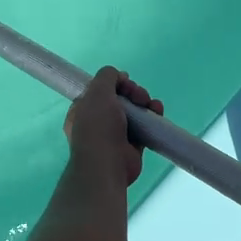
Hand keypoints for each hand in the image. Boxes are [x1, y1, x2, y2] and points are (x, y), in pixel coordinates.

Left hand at [63, 68, 162, 186]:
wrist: (107, 164)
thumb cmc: (97, 127)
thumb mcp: (97, 92)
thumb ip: (107, 76)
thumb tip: (120, 76)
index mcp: (82, 110)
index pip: (100, 90)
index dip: (115, 83)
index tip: (125, 81)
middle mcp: (97, 121)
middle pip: (119, 98)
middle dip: (132, 92)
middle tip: (139, 96)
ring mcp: (115, 134)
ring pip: (133, 110)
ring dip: (144, 102)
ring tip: (150, 104)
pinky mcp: (133, 145)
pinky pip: (144, 125)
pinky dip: (152, 116)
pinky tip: (157, 111)